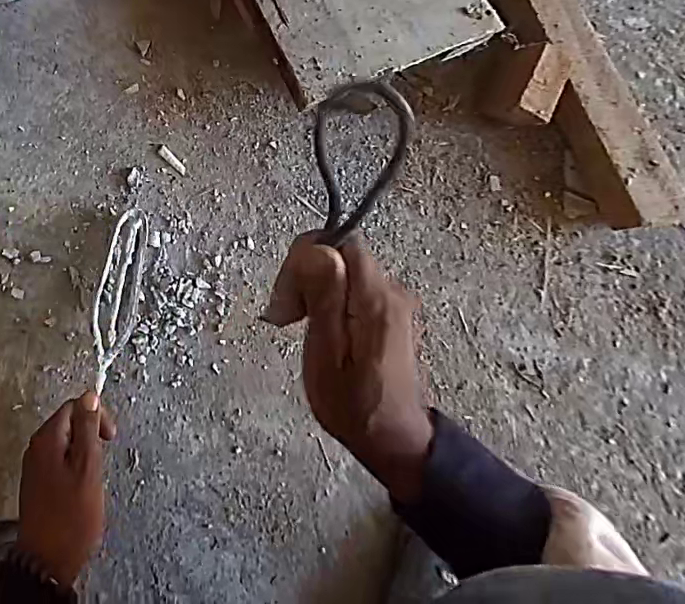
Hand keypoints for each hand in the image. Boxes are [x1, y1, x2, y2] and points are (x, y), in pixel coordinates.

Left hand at [17, 391, 116, 585]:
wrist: (47, 563)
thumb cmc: (70, 517)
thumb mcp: (87, 467)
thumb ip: (88, 428)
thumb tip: (89, 396)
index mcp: (47, 438)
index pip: (74, 406)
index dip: (95, 415)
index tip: (109, 437)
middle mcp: (36, 447)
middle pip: (68, 423)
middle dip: (89, 436)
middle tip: (101, 460)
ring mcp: (34, 466)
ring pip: (65, 444)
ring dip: (82, 454)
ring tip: (92, 479)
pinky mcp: (37, 484)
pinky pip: (59, 462)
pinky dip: (73, 468)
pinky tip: (80, 490)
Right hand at [264, 231, 433, 501]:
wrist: (396, 443)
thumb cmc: (355, 407)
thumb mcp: (327, 355)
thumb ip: (324, 298)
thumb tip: (317, 249)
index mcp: (376, 300)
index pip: (338, 242)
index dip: (307, 258)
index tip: (291, 298)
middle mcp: (391, 291)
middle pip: (339, 251)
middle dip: (306, 273)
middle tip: (288, 315)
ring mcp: (393, 300)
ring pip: (342, 267)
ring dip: (314, 287)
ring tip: (301, 324)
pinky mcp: (389, 310)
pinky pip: (351, 284)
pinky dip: (329, 297)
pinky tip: (319, 327)